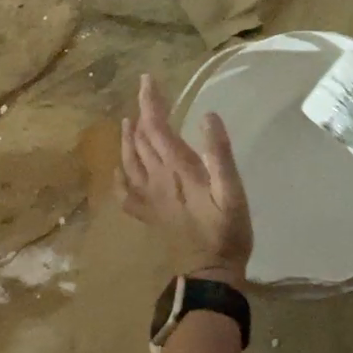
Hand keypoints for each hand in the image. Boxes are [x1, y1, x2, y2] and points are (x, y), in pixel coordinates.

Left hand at [120, 74, 253, 281]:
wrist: (210, 273)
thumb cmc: (227, 230)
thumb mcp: (232, 191)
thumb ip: (219, 153)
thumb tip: (207, 116)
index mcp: (177, 169)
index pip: (158, 127)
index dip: (151, 102)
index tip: (148, 79)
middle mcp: (157, 179)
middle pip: (142, 139)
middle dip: (142, 111)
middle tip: (146, 91)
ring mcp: (150, 198)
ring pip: (129, 161)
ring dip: (127, 138)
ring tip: (128, 121)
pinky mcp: (149, 215)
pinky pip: (126, 193)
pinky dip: (119, 176)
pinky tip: (120, 170)